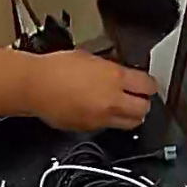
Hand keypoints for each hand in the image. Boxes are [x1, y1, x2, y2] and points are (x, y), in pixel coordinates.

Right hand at [24, 50, 157, 130]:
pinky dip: (112, 120)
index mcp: (114, 78)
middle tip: (139, 97)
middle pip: (144, 109)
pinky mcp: (92, 129)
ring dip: (132, 115)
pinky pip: (110, 127)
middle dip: (144, 103)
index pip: (147, 86)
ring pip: (131, 123)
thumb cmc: (56, 68)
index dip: (150, 85)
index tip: (149, 85)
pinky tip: (103, 110)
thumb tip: (121, 74)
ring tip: (125, 107)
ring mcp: (103, 118)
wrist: (36, 86)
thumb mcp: (89, 58)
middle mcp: (113, 101)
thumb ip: (109, 68)